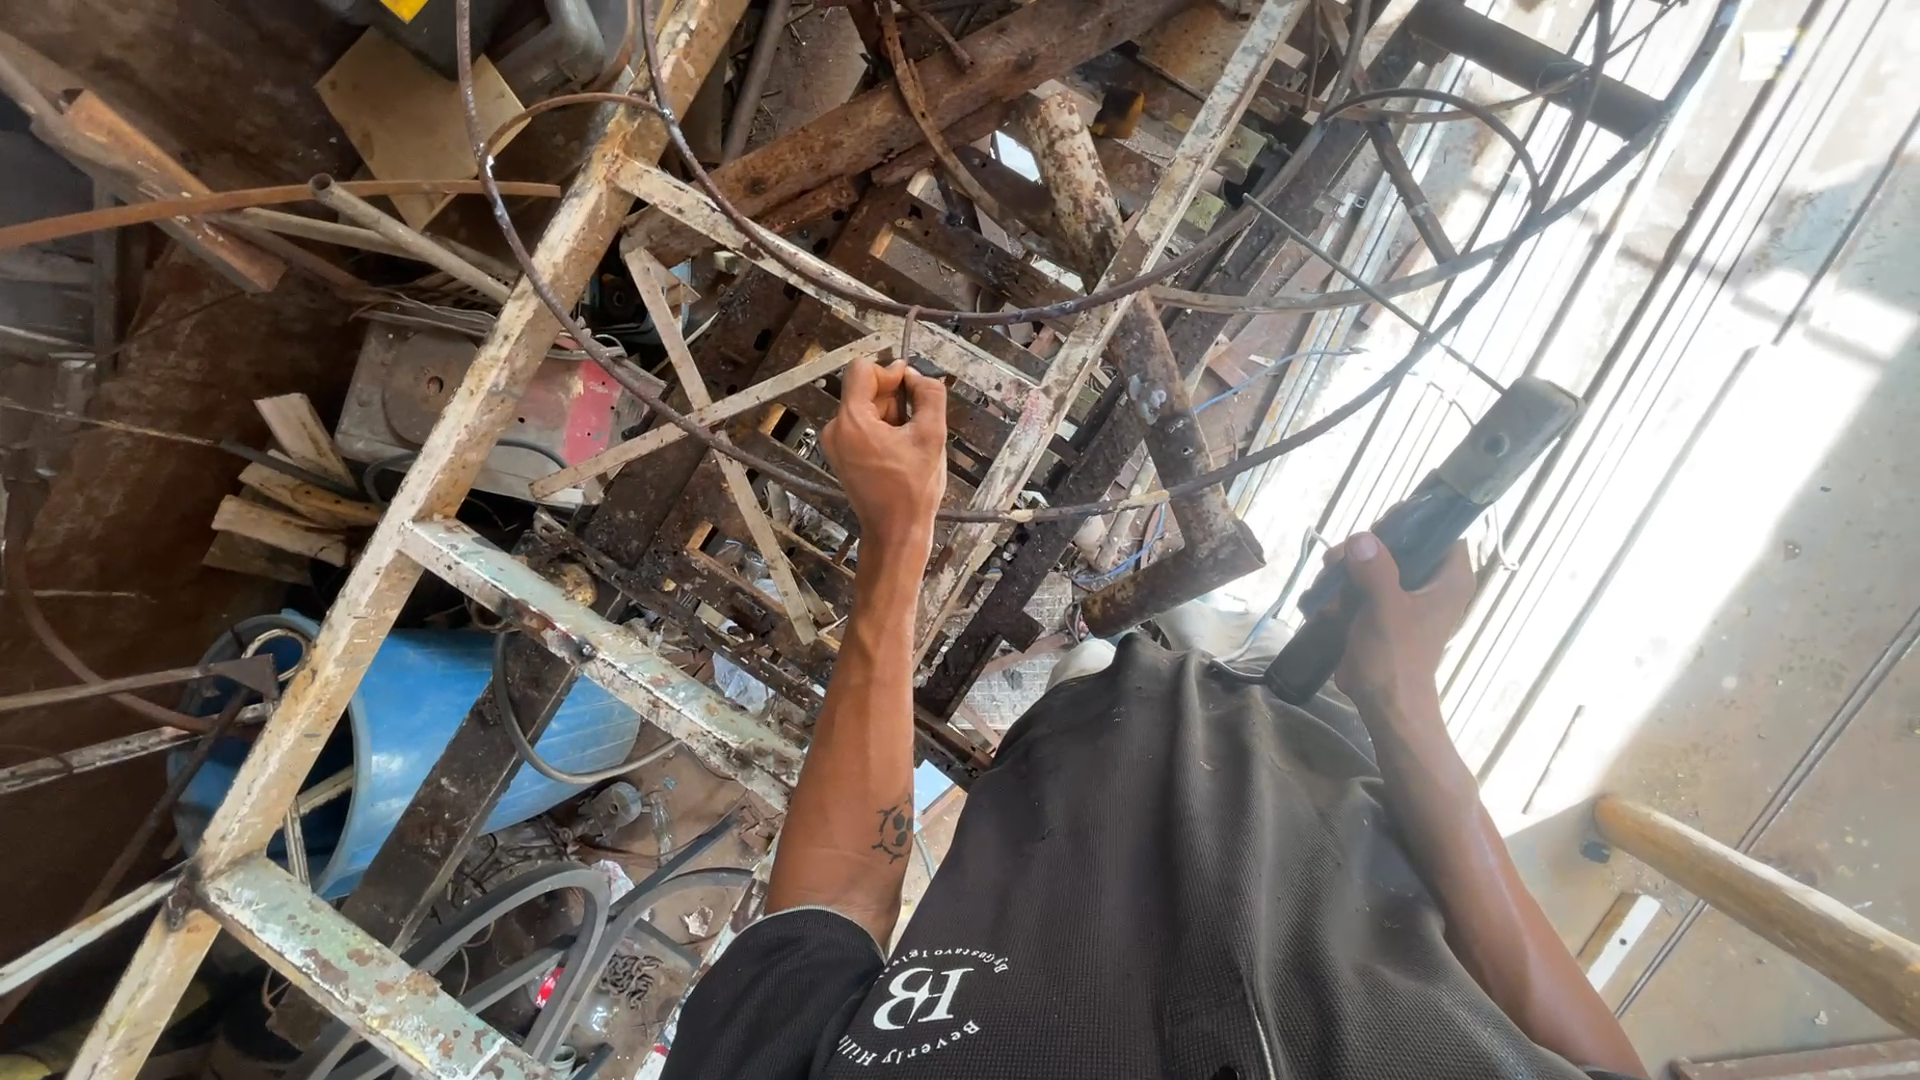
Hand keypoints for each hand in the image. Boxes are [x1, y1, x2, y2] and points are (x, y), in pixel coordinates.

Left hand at [821, 356, 948, 558]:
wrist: (895, 532)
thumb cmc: (913, 489)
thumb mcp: (932, 435)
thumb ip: (929, 395)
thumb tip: (917, 376)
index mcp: (851, 421)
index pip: (862, 369)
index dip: (890, 372)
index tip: (913, 388)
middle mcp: (835, 429)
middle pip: (864, 390)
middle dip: (894, 399)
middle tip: (918, 422)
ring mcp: (835, 444)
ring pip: (865, 409)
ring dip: (892, 416)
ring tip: (910, 442)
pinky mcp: (841, 456)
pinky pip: (862, 428)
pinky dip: (883, 431)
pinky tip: (900, 451)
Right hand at [1331, 533, 1474, 715]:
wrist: (1383, 702)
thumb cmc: (1396, 657)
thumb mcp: (1387, 611)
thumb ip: (1377, 571)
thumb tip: (1361, 538)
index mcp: (1448, 579)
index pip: (1439, 531)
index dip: (1410, 522)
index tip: (1377, 529)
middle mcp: (1428, 583)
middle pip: (1394, 544)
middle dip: (1360, 552)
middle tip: (1337, 563)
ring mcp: (1401, 596)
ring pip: (1368, 564)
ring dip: (1342, 574)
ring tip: (1328, 594)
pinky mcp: (1377, 610)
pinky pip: (1355, 586)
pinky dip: (1338, 593)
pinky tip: (1326, 608)